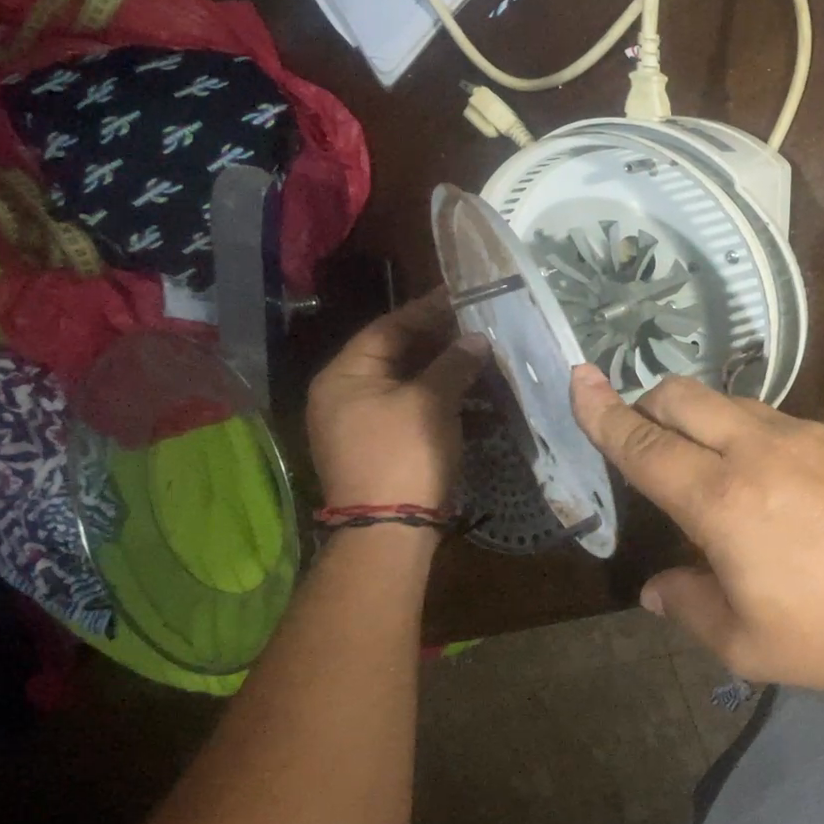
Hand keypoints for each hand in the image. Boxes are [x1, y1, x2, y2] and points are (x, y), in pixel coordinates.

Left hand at [307, 289, 489, 511]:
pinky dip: (437, 394)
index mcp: (344, 376)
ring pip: (405, 380)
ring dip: (441, 367)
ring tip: (479, 353)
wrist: (390, 527)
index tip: (461, 296)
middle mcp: (344, 394)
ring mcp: (360, 421)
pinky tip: (469, 390)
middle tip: (476, 323)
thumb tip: (476, 339)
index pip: (387, 328)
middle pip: (394, 353)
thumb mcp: (431, 401)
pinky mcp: (380, 444)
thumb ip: (454, 363)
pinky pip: (410, 405)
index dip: (426, 310)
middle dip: (436, 339)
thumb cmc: (404, 453)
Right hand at [570, 367, 823, 690]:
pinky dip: (743, 428)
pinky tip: (761, 475)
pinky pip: (769, 415)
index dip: (603, 412)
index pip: (644, 444)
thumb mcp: (749, 644)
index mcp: (721, 500)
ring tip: (705, 466)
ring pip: (728, 400)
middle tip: (642, 440)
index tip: (577, 378)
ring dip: (699, 418)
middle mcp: (756, 449)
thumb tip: (656, 586)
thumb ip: (689, 607)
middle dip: (648, 403)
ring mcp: (802, 434)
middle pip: (682, 395)